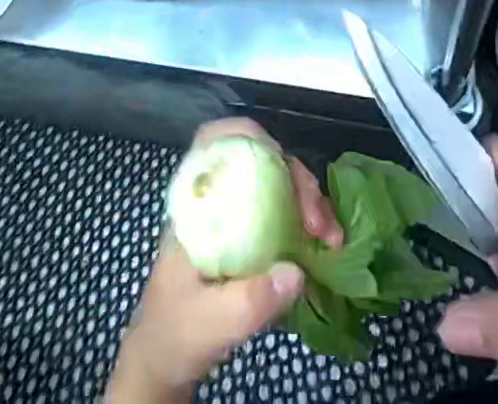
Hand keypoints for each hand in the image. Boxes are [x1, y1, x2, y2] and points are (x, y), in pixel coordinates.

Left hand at [104, 119, 341, 403]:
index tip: (280, 162)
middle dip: (296, 180)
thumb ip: (247, 302)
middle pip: (261, 161)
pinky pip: (286, 213)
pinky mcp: (253, 237)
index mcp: (195, 204)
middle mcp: (218, 199)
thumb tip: (296, 272)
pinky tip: (324, 246)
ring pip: (279, 184)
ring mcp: (237, 216)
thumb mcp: (208, 322)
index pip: (215, 142)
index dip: (248, 136)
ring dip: (310, 202)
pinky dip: (309, 222)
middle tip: (318, 224)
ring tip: (330, 238)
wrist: (167, 361)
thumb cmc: (175, 332)